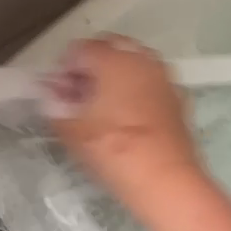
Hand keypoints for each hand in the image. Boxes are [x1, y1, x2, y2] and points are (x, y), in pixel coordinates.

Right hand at [39, 35, 206, 217]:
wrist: (167, 181)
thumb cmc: (115, 152)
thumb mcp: (73, 131)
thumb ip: (56, 105)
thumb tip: (51, 94)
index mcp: (115, 60)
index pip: (80, 49)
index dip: (63, 69)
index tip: (58, 94)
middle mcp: (143, 60)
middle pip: (110, 49)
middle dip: (91, 67)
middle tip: (78, 96)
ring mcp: (165, 78)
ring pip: (134, 63)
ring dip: (115, 76)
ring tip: (102, 107)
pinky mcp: (179, 99)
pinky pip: (151, 83)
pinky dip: (136, 90)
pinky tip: (127, 117)